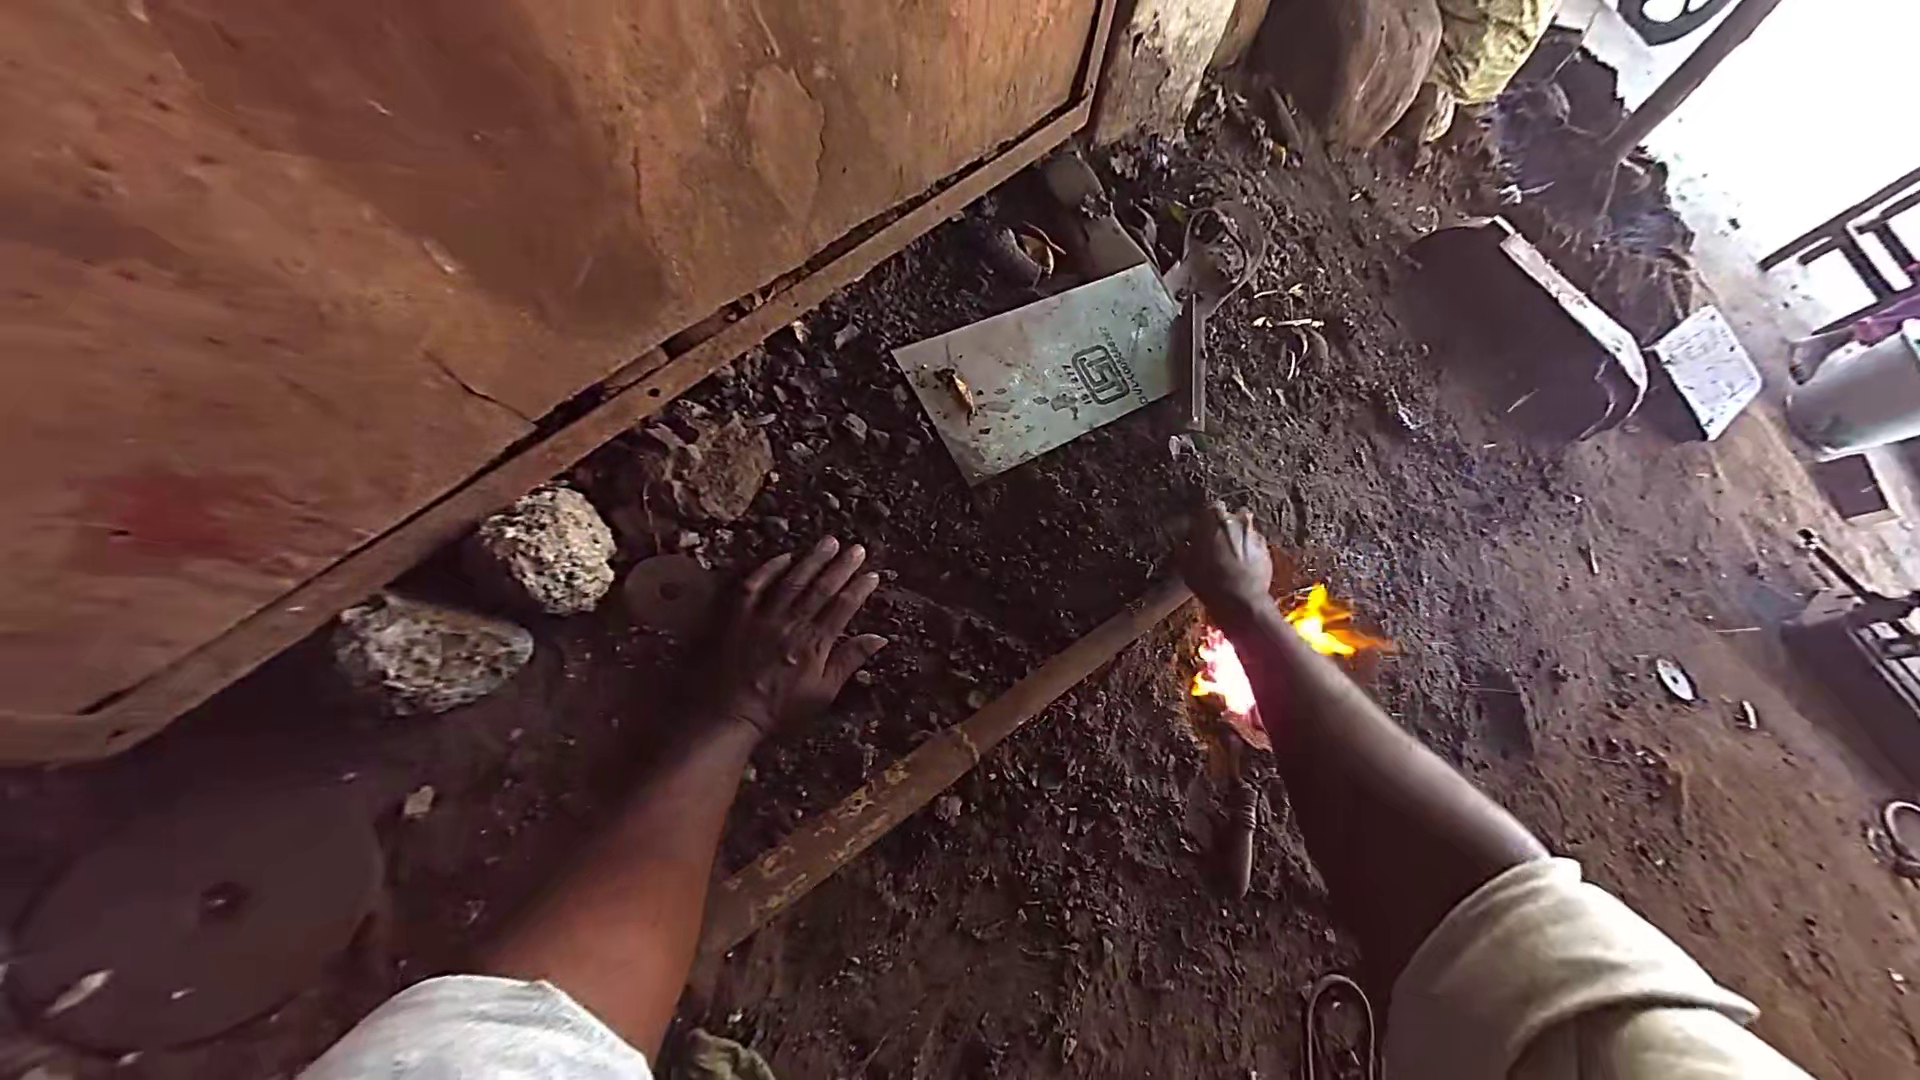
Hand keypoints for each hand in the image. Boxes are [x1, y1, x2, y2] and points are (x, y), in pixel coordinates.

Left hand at [706, 536, 887, 737]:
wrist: (728, 715)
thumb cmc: (778, 709)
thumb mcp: (822, 692)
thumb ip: (849, 661)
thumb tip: (879, 638)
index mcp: (815, 642)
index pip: (844, 607)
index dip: (860, 588)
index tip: (872, 574)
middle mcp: (792, 623)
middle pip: (822, 588)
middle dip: (842, 566)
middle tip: (856, 548)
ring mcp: (763, 617)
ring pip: (793, 580)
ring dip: (812, 560)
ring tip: (829, 542)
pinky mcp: (738, 617)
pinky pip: (754, 585)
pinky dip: (769, 569)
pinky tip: (784, 557)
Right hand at [1177, 502, 1273, 621]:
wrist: (1241, 602)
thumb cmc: (1209, 581)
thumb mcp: (1186, 565)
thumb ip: (1185, 549)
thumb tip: (1184, 545)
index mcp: (1214, 519)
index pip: (1208, 507)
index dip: (1202, 520)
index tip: (1197, 531)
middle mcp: (1238, 521)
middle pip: (1229, 518)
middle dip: (1221, 528)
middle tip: (1211, 545)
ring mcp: (1255, 535)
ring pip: (1243, 532)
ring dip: (1235, 541)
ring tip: (1226, 559)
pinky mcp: (1267, 551)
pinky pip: (1254, 547)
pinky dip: (1247, 553)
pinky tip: (1238, 568)